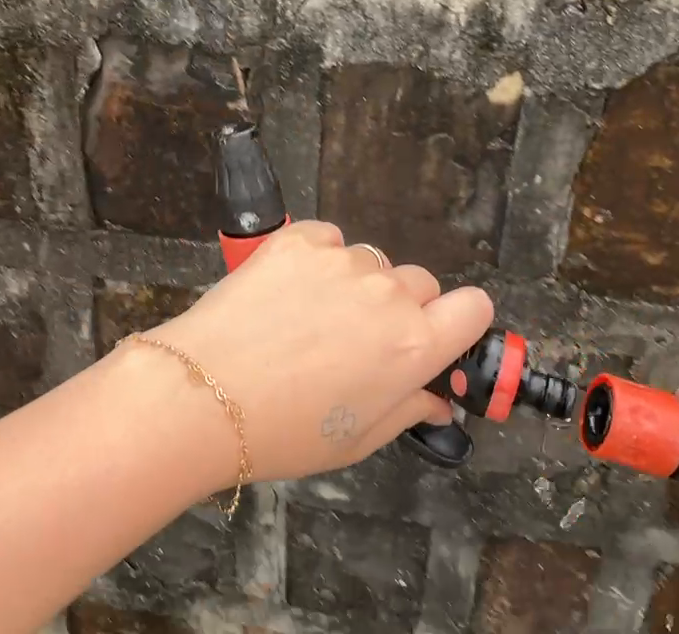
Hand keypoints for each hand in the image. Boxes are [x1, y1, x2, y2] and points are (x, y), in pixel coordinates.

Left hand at [148, 221, 492, 481]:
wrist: (204, 394)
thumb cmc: (283, 430)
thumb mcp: (358, 439)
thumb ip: (409, 410)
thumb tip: (434, 399)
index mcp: (413, 346)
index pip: (474, 307)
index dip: (460, 321)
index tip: (439, 334)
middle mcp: (388, 295)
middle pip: (421, 284)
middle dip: (402, 308)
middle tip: (359, 340)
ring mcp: (343, 261)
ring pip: (371, 263)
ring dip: (356, 285)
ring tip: (310, 319)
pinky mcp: (300, 240)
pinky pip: (329, 239)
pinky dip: (319, 259)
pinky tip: (290, 291)